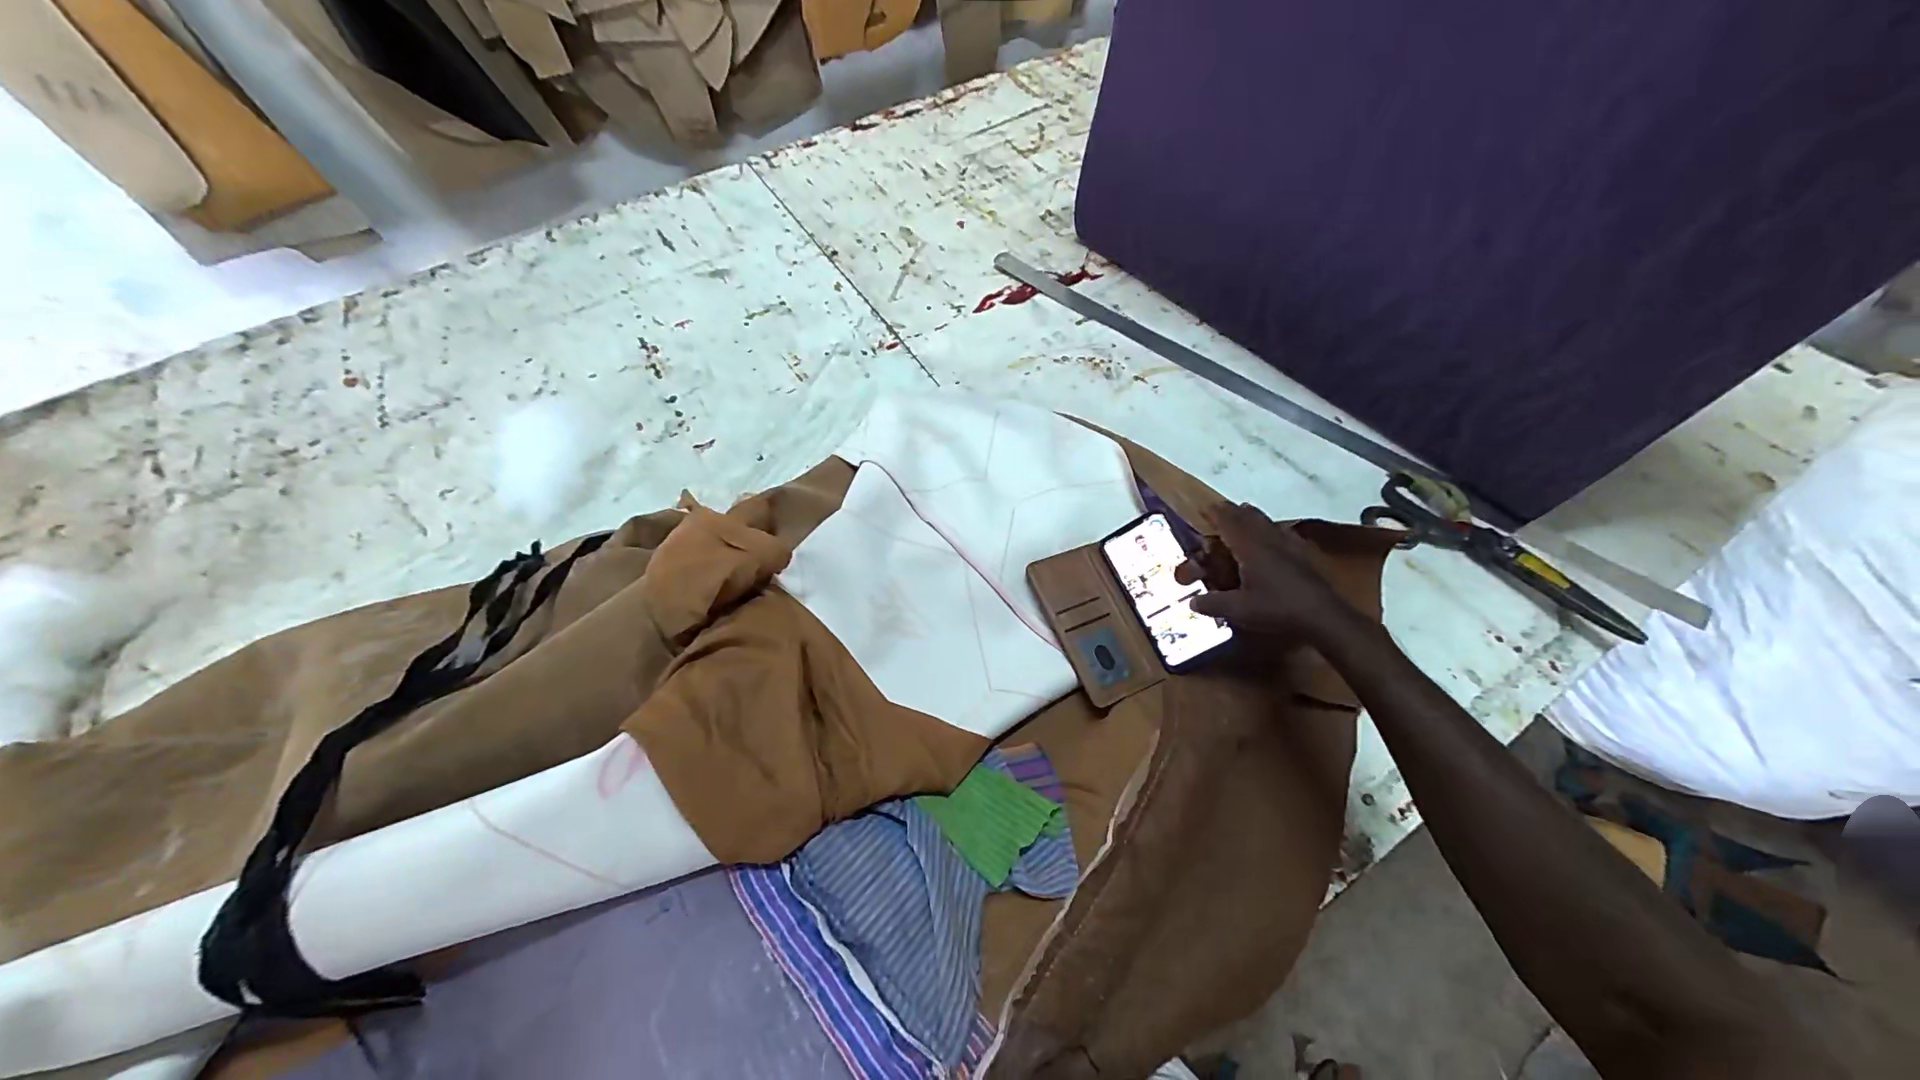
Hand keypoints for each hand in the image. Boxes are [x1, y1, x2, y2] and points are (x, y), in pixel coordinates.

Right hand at [1175, 502, 1360, 643]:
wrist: (1323, 616)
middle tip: (1222, 508)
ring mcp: (1290, 545)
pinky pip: (1285, 533)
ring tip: (1246, 513)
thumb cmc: (1276, 609)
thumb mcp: (1238, 610)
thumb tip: (1193, 602)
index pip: (1229, 523)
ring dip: (1253, 516)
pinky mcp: (1305, 555)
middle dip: (1233, 511)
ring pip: (1268, 522)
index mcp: (1250, 548)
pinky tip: (1279, 534)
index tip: (1205, 507)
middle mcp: (1269, 540)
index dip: (1216, 514)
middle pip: (1249, 516)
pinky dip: (1274, 529)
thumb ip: (1213, 603)